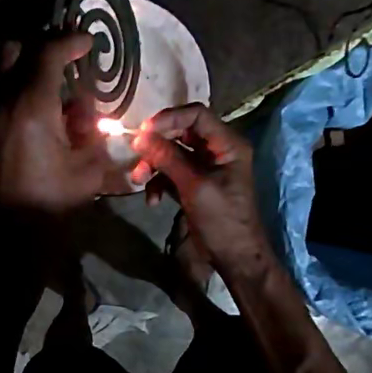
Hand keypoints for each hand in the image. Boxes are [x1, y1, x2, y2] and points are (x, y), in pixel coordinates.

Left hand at [0, 34, 124, 212]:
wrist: (6, 234)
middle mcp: (1, 102)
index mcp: (31, 106)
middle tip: (64, 65)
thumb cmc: (49, 202)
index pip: (49, 54)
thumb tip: (92, 123)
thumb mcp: (88, 172)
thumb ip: (95, 139)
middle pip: (15, 52)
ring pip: (1, 76)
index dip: (71, 41)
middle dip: (41, 52)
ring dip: (26, 77)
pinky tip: (32, 123)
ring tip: (50, 101)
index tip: (88, 42)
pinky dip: (14, 100)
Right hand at [130, 103, 271, 275]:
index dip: (168, 118)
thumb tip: (140, 137)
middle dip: (156, 146)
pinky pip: (171, 174)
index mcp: (227, 144)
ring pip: (172, 154)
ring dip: (153, 166)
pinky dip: (159, 183)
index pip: (196, 115)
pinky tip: (153, 201)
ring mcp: (205, 168)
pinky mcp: (194, 185)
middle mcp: (217, 150)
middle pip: (181, 133)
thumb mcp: (194, 186)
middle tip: (136, 157)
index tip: (143, 131)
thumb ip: (168, 158)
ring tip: (138, 181)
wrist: (235, 257)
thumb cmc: (222, 220)